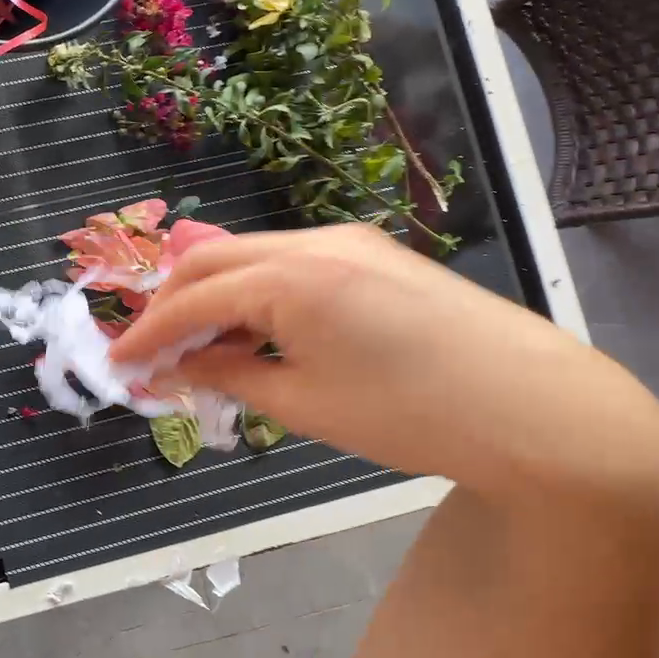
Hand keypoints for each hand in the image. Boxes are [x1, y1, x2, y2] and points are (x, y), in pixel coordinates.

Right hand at [109, 224, 658, 510]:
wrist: (542, 413)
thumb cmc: (409, 414)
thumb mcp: (298, 403)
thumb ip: (223, 374)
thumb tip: (174, 369)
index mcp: (291, 279)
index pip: (190, 301)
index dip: (145, 333)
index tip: (116, 362)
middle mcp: (315, 244)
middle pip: (208, 260)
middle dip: (168, 304)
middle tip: (148, 349)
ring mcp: (350, 243)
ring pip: (246, 255)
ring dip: (208, 295)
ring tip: (195, 344)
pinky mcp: (375, 255)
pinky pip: (286, 262)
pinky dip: (250, 291)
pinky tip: (249, 330)